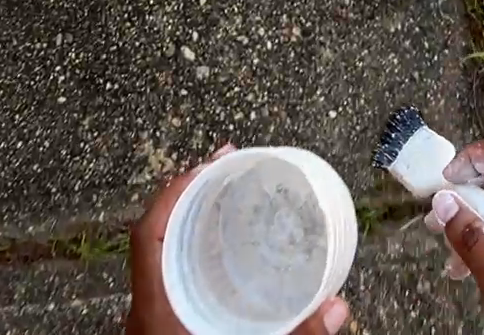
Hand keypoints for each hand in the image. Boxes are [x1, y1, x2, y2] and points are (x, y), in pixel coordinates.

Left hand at [126, 145, 352, 334]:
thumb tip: (338, 307)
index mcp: (153, 310)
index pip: (146, 234)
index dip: (172, 192)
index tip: (209, 164)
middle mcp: (145, 311)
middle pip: (154, 237)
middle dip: (190, 196)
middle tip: (230, 168)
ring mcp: (151, 323)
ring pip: (160, 258)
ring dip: (190, 223)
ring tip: (228, 198)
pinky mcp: (163, 332)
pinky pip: (170, 279)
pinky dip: (193, 254)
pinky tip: (222, 253)